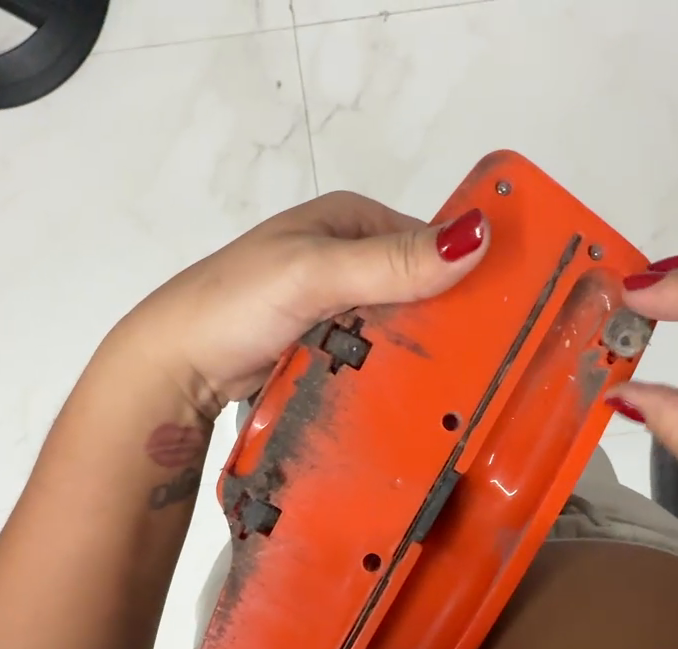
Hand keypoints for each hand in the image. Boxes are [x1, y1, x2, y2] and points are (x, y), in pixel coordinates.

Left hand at [101, 191, 489, 420]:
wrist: (176, 368)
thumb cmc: (236, 304)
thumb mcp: (315, 273)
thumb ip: (391, 262)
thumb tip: (479, 237)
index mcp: (348, 220)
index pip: (428, 243)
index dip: (464, 275)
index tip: (502, 320)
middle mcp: (345, 258)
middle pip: (415, 289)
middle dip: (443, 323)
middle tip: (481, 367)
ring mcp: (333, 307)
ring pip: (396, 328)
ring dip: (418, 354)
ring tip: (455, 390)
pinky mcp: (323, 347)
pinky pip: (373, 357)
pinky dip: (391, 374)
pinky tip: (413, 399)